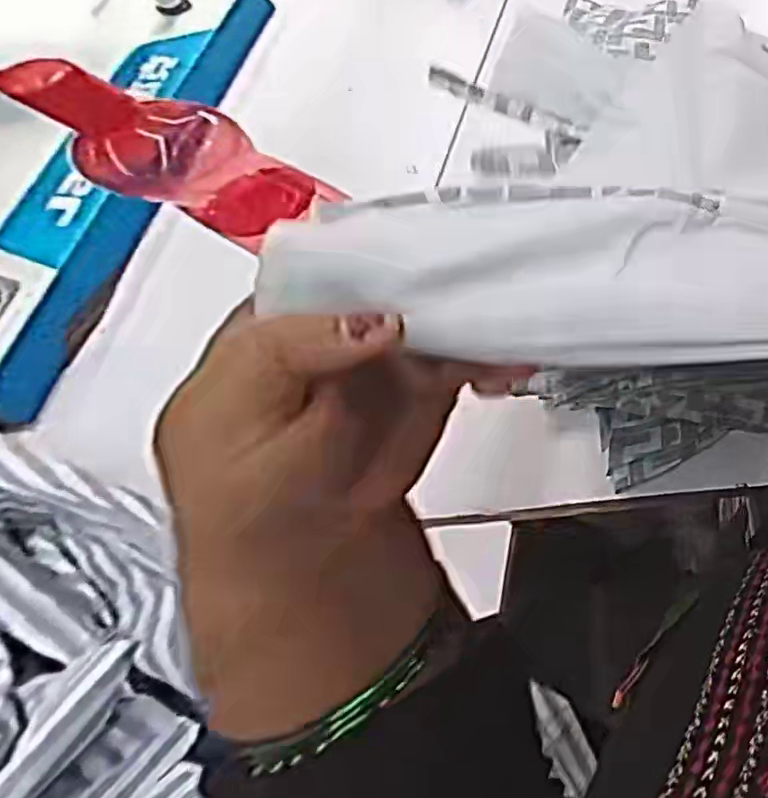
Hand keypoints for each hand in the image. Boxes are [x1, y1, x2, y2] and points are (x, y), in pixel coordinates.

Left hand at [155, 304, 521, 738]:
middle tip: (473, 299)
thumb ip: (287, 353)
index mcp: (275, 318)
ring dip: (480, 321)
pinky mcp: (437, 374)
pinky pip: (476, 351)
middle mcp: (342, 325)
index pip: (329, 262)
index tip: (418, 262)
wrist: (313, 542)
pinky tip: (506, 366)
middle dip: (445, 286)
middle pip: (403, 280)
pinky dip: (498, 355)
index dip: (373, 255)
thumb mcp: (231, 416)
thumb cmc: (247, 487)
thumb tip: (371, 319)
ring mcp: (396, 350)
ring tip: (497, 343)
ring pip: (447, 312)